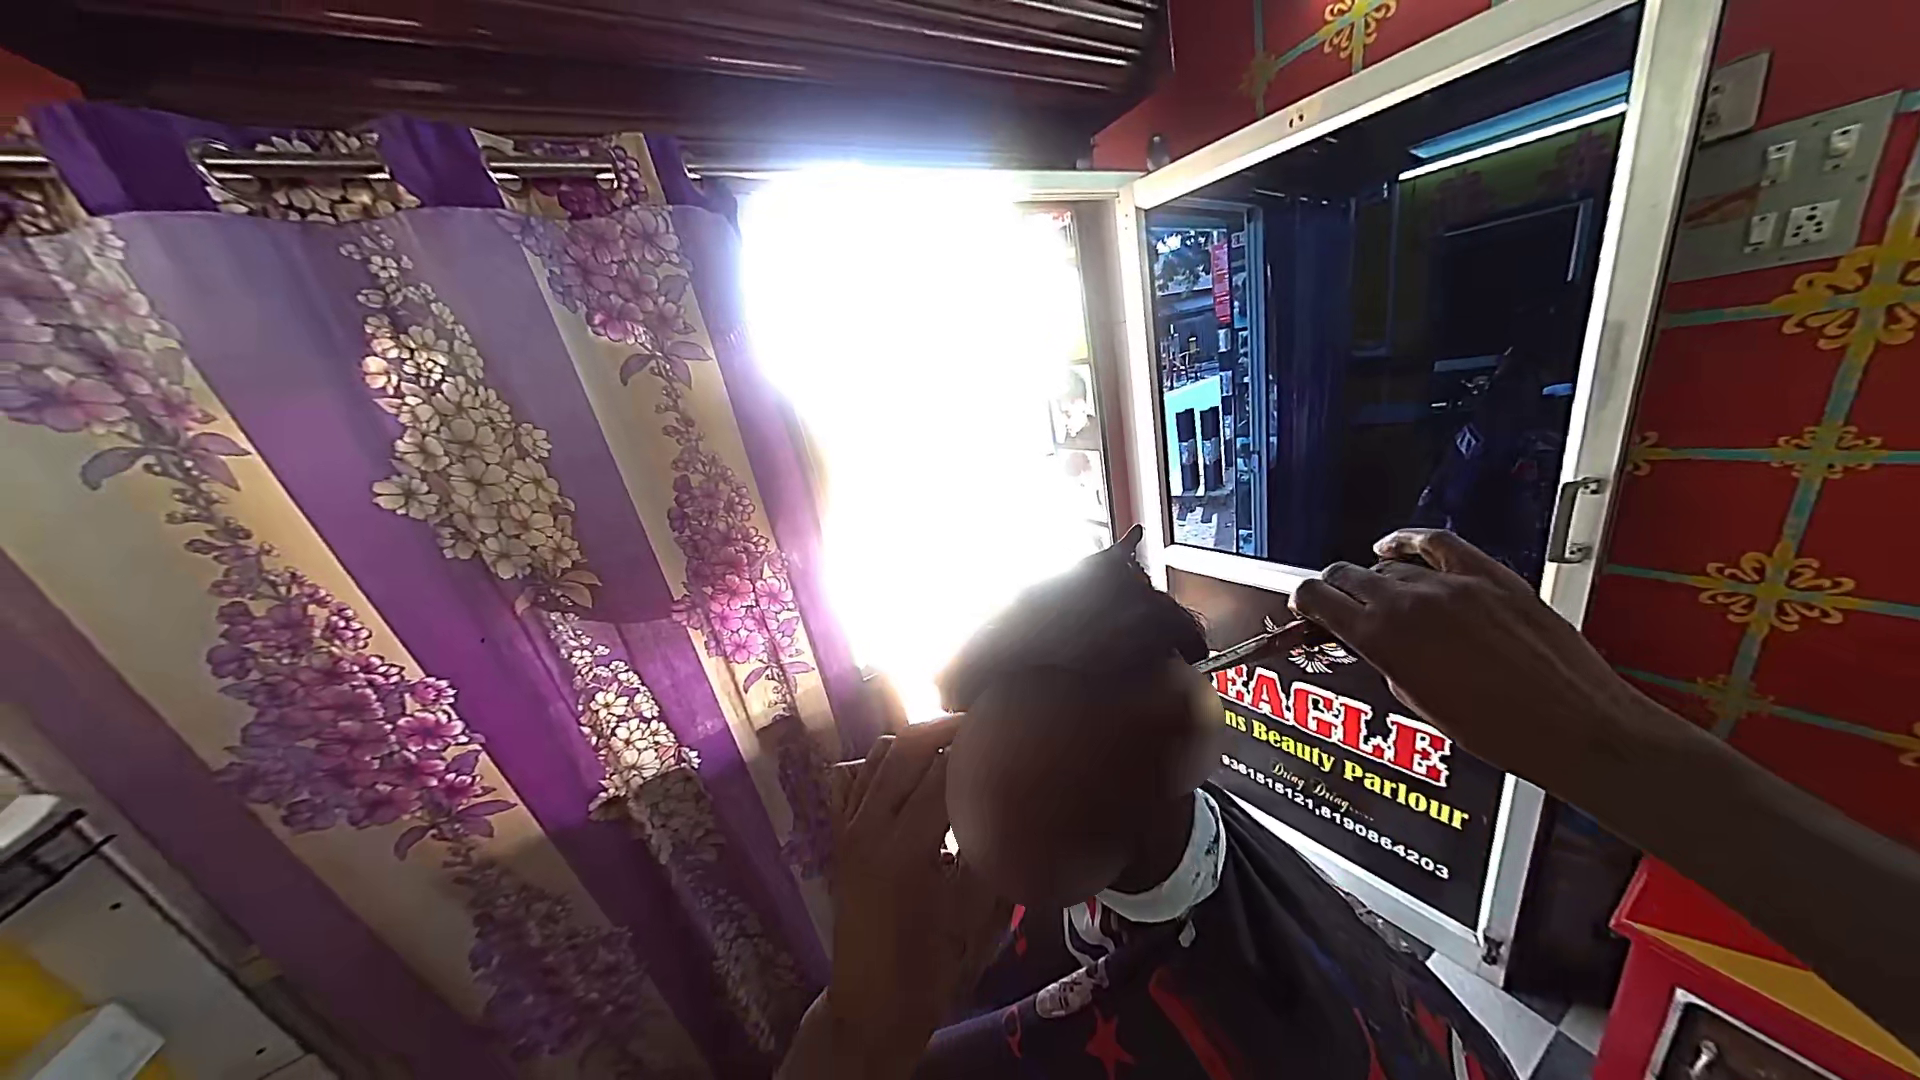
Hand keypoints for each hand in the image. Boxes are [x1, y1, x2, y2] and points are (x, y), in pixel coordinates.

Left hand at [825, 716, 1010, 1076]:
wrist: (870, 1009)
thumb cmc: (930, 969)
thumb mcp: (975, 915)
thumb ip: (994, 852)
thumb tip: (1020, 809)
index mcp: (905, 850)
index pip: (942, 774)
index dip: (975, 748)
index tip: (1002, 733)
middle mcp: (869, 827)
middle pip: (905, 748)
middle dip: (944, 726)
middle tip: (979, 724)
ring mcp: (848, 828)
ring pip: (878, 754)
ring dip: (914, 738)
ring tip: (951, 739)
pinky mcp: (840, 834)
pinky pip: (858, 775)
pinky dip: (885, 759)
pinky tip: (911, 766)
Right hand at [1288, 528, 1648, 786]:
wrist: (1575, 729)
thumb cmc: (1500, 729)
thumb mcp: (1413, 698)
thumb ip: (1382, 657)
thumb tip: (1371, 639)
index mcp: (1380, 637)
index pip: (1316, 596)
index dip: (1303, 599)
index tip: (1306, 604)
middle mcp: (1408, 604)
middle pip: (1344, 573)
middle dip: (1332, 587)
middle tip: (1336, 602)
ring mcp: (1450, 585)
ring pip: (1387, 564)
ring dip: (1375, 577)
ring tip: (1382, 592)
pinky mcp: (1489, 577)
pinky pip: (1437, 542)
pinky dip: (1408, 540)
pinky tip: (1396, 546)